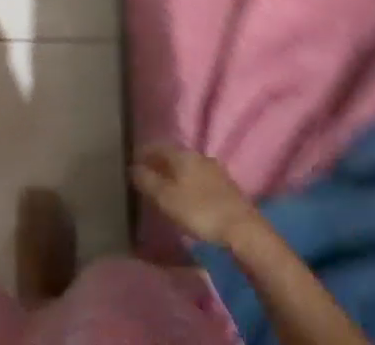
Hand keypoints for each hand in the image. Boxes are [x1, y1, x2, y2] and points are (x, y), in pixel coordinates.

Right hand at [131, 144, 259, 246]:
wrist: (242, 228)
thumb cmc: (199, 211)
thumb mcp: (166, 198)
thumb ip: (147, 181)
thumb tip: (132, 167)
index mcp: (183, 155)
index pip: (158, 146)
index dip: (144, 153)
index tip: (132, 162)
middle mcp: (200, 156)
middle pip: (174, 155)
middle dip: (159, 163)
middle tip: (146, 174)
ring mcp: (216, 170)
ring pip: (188, 166)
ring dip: (175, 173)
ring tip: (164, 187)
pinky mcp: (226, 186)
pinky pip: (200, 178)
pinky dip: (188, 182)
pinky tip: (186, 196)